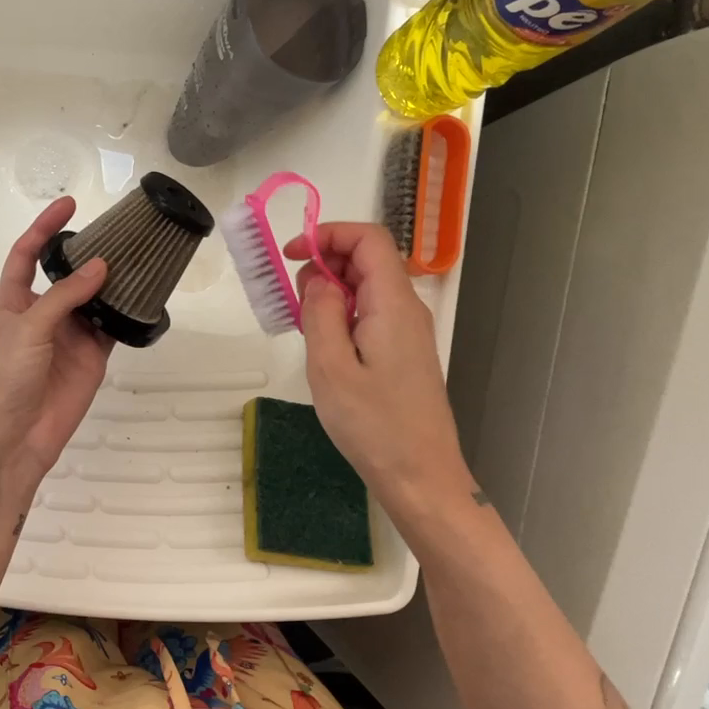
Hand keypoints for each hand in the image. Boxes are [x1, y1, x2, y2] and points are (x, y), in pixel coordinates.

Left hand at [0, 197, 113, 495]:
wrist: (17, 435)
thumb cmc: (7, 377)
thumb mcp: (28, 328)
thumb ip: (64, 296)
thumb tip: (101, 266)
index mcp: (13, 301)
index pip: (26, 255)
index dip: (43, 228)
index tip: (68, 204)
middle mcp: (42, 313)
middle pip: (66, 273)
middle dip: (87, 252)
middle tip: (118, 231)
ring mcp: (69, 334)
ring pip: (94, 298)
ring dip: (111, 279)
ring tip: (137, 253)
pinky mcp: (92, 356)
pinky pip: (111, 326)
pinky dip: (126, 310)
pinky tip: (143, 292)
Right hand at [282, 222, 473, 518]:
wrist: (418, 474)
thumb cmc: (372, 424)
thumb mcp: (330, 367)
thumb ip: (320, 314)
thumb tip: (316, 279)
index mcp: (392, 305)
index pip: (368, 240)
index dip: (327, 235)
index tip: (290, 256)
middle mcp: (405, 309)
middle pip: (367, 260)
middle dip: (323, 265)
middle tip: (291, 301)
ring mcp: (406, 331)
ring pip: (365, 288)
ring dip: (328, 293)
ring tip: (301, 326)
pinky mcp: (402, 352)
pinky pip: (368, 314)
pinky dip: (339, 315)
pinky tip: (321, 346)